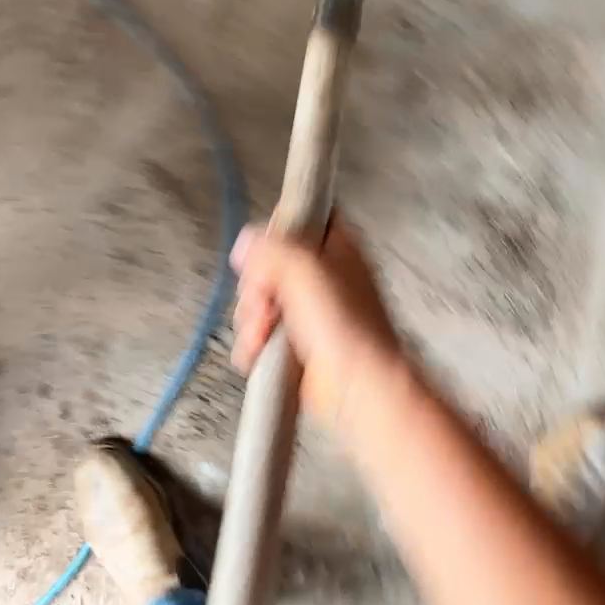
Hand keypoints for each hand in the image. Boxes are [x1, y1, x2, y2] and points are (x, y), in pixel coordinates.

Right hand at [229, 214, 409, 430]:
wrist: (356, 387)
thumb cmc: (344, 327)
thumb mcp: (306, 270)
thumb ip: (274, 247)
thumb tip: (248, 241)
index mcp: (336, 246)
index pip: (300, 217)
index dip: (276, 230)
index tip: (264, 250)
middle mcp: (322, 274)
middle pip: (269, 260)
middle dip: (255, 283)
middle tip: (264, 300)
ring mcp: (308, 308)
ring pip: (260, 296)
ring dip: (251, 316)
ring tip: (262, 333)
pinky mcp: (295, 340)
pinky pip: (260, 329)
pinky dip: (253, 340)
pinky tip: (257, 350)